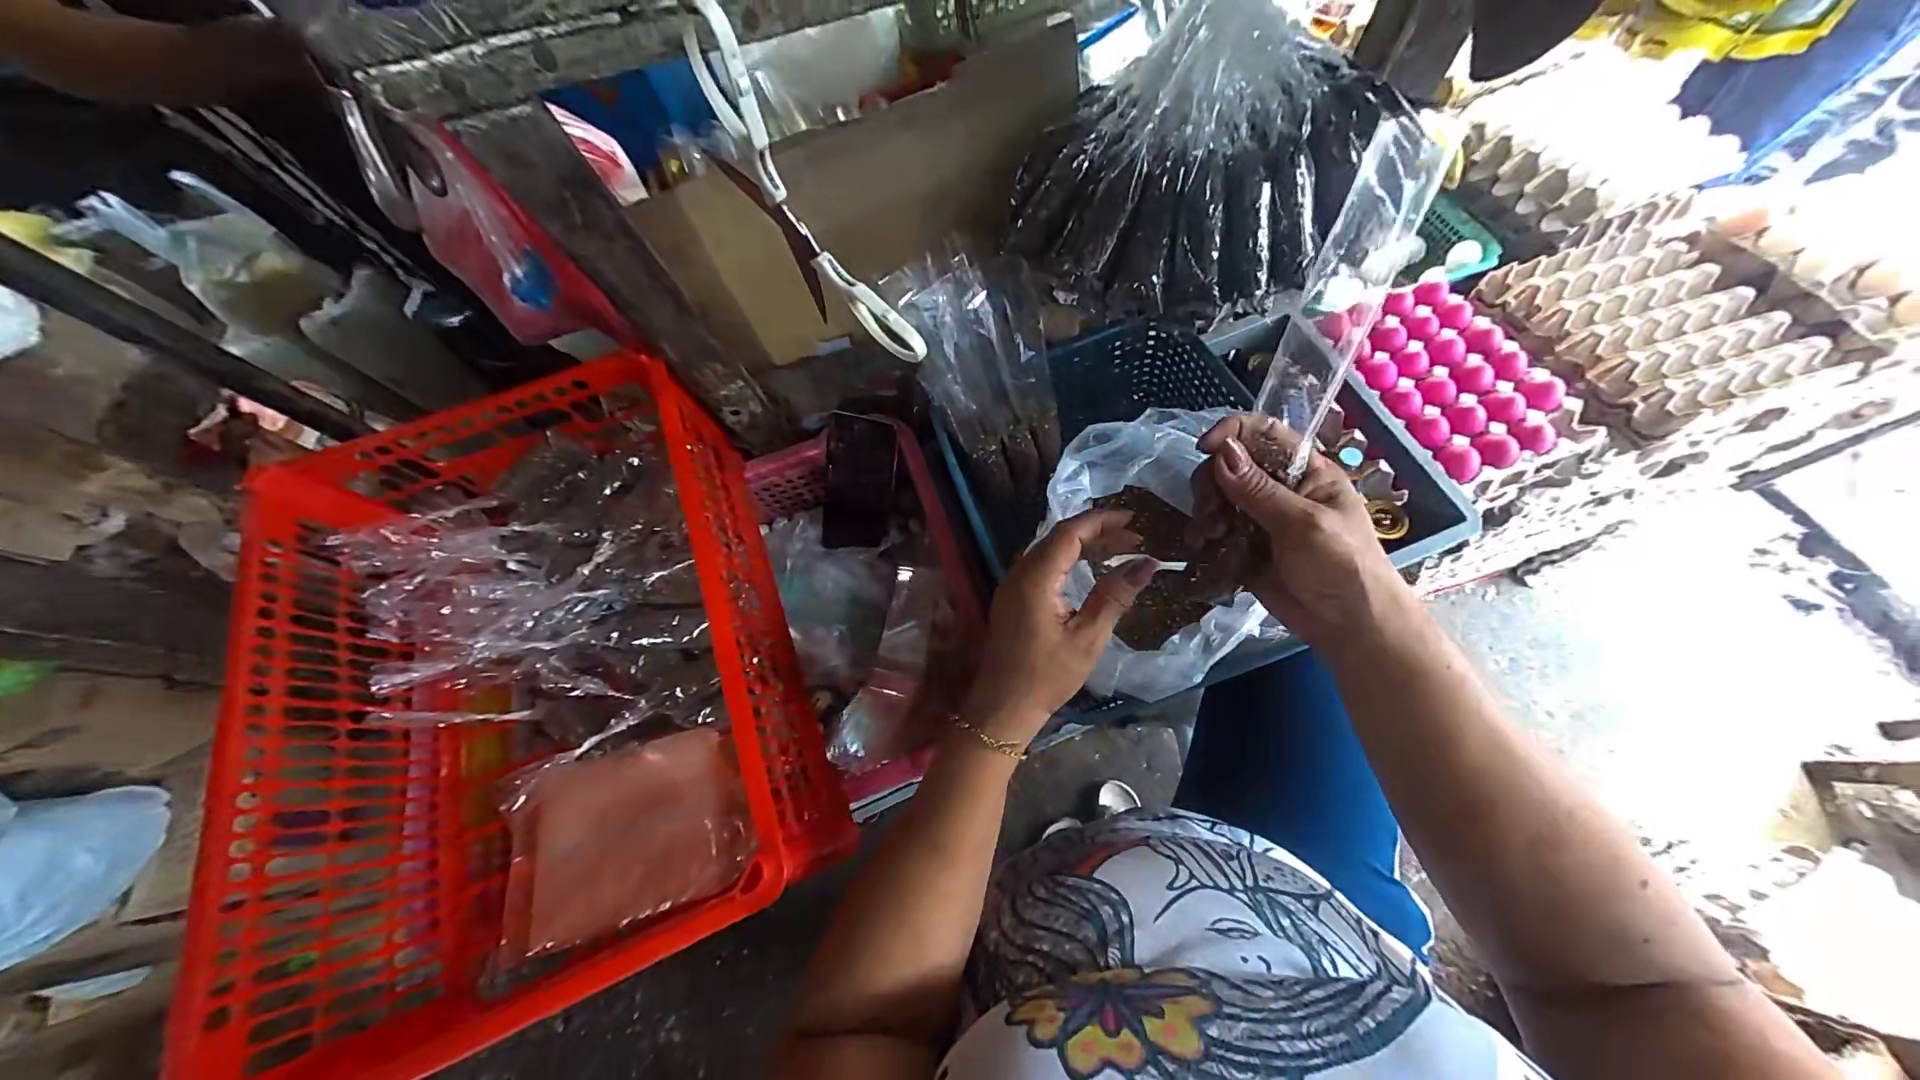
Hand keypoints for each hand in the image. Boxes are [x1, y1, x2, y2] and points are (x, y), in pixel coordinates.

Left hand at [959, 510, 1156, 746]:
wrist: (1003, 706)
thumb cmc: (1047, 676)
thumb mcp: (1088, 638)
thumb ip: (1114, 596)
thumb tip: (1146, 564)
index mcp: (1035, 579)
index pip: (1068, 534)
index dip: (1101, 521)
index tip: (1133, 519)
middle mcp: (1018, 574)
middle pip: (1057, 538)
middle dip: (1096, 532)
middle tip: (1133, 537)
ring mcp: (1011, 585)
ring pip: (1048, 550)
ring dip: (1081, 545)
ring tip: (1118, 549)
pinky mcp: (1011, 598)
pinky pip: (1040, 565)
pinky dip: (1066, 560)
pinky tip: (1088, 569)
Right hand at [1187, 413, 1415, 647]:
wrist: (1349, 627)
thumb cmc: (1342, 567)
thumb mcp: (1302, 523)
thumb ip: (1258, 489)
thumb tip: (1222, 452)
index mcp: (1305, 472)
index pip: (1264, 433)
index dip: (1233, 432)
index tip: (1205, 449)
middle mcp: (1279, 489)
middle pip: (1230, 466)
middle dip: (1212, 483)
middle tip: (1211, 512)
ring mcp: (1260, 519)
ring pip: (1217, 498)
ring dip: (1205, 512)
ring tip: (1210, 536)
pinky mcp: (1244, 548)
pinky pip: (1215, 531)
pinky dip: (1204, 536)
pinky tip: (1202, 548)